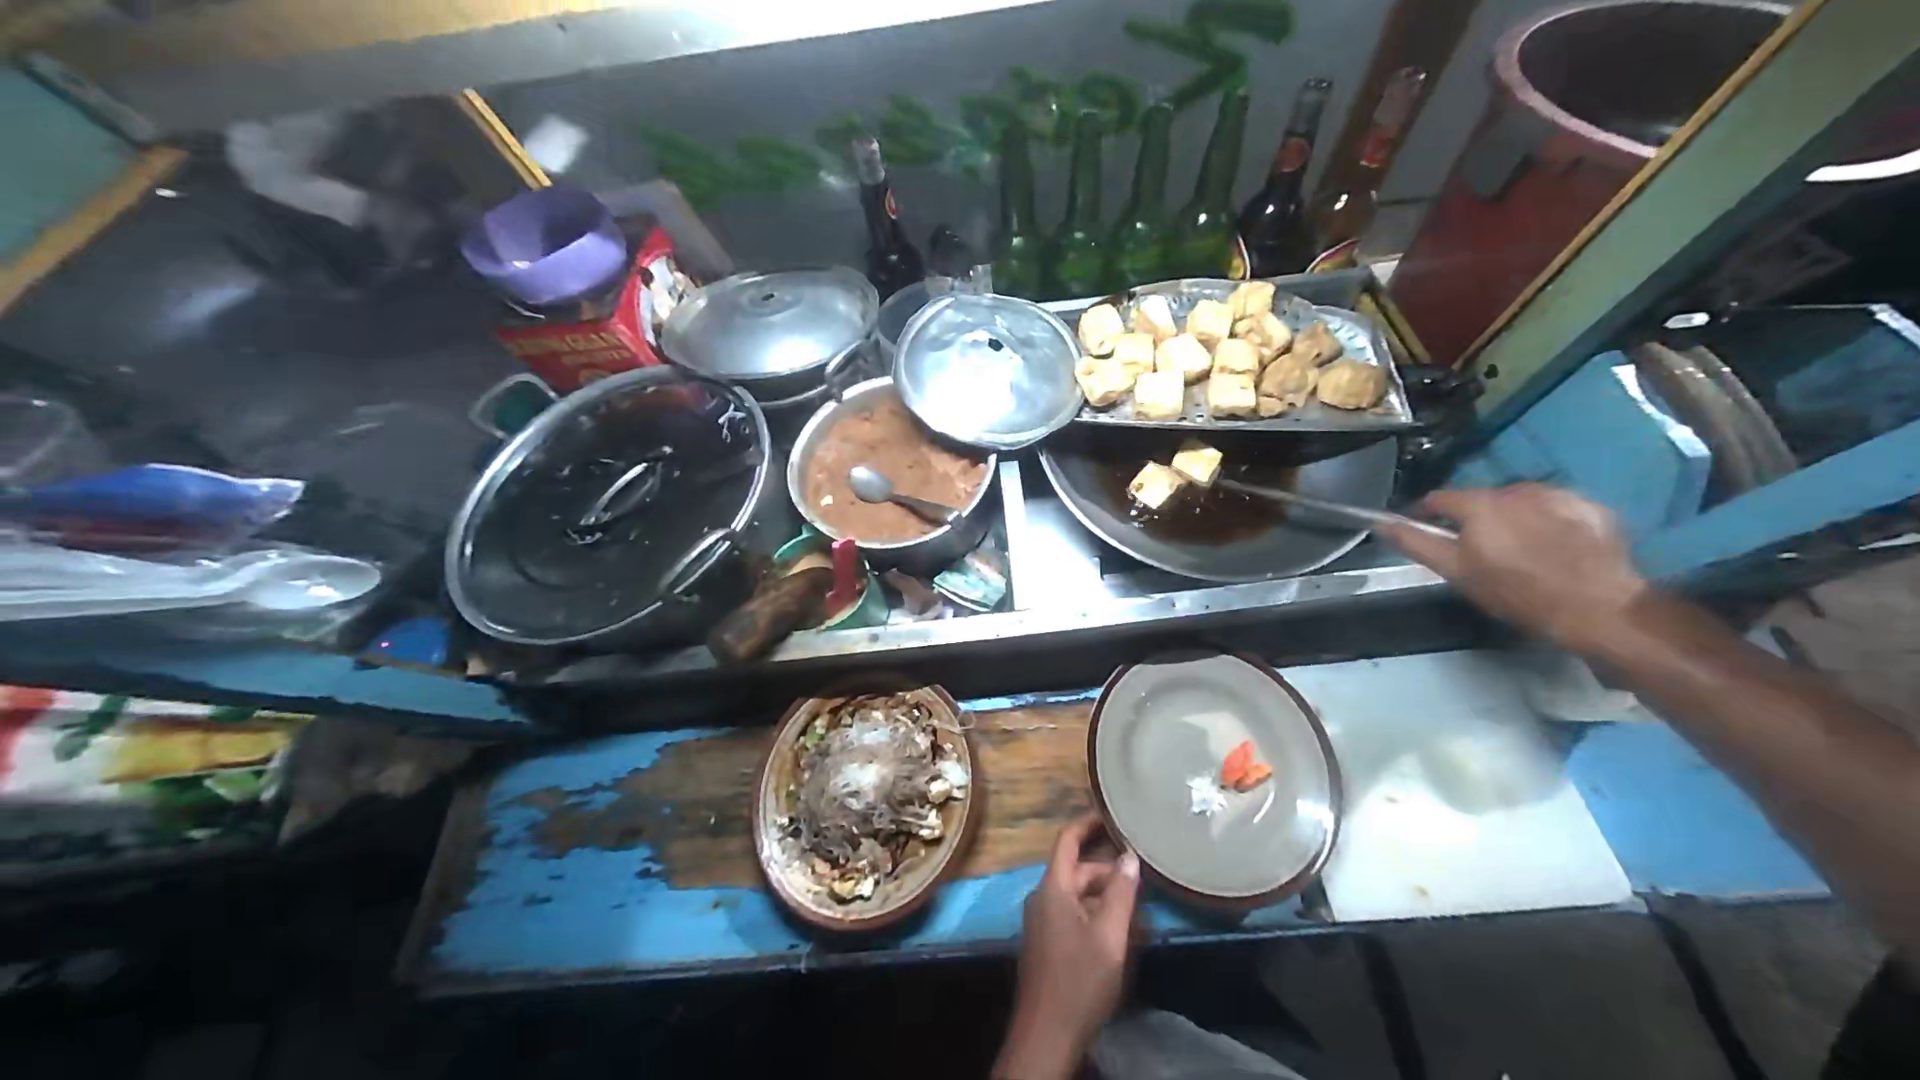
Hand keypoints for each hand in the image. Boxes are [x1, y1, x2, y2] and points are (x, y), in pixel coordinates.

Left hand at [993, 815, 1140, 1079]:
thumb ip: (1120, 894)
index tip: (1112, 813)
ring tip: (1138, 901)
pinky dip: (1094, 911)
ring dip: (1104, 893)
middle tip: (1142, 870)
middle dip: (1107, 868)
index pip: (1067, 839)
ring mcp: (1042, 920)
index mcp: (1052, 887)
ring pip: (1076, 893)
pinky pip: (1071, 912)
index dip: (1088, 822)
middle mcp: (1042, 896)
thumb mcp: (1109, 936)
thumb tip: (1129, 856)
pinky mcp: (1046, 941)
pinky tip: (1119, 928)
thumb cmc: (1079, 980)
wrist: (1046, 1033)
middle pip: (1076, 869)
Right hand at [1382, 484, 1649, 653]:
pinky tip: (1552, 546)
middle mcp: (1516, 490)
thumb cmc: (1516, 592)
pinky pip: (1555, 507)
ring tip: (1517, 550)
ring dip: (1510, 518)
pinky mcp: (1591, 507)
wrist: (1598, 608)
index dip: (1427, 514)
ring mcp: (1558, 496)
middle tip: (1477, 551)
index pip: (1439, 498)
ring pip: (1518, 501)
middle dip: (1473, 518)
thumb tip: (1383, 523)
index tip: (1427, 533)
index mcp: (1479, 504)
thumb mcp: (1456, 572)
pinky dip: (1546, 520)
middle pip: (1480, 499)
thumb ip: (1417, 543)